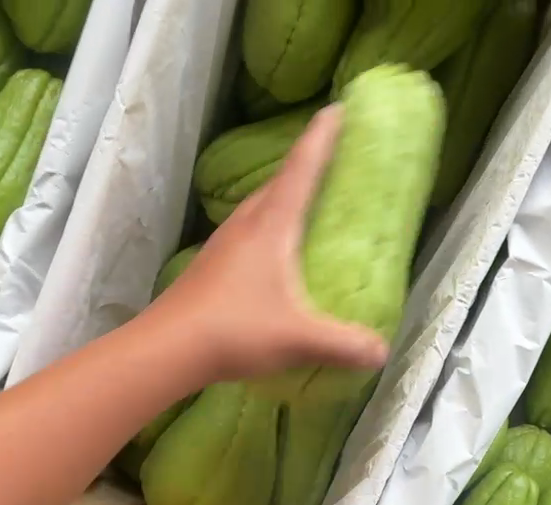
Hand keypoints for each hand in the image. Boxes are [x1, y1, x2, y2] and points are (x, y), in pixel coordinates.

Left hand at [143, 105, 389, 384]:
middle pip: (277, 184)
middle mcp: (244, 225)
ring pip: (258, 210)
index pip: (301, 169)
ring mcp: (222, 246)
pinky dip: (267, 234)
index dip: (322, 138)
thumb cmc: (236, 329)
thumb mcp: (300, 339)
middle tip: (329, 163)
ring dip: (282, 202)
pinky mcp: (210, 269)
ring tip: (304, 208)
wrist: (169, 348)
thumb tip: (381, 351)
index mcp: (271, 226)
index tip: (337, 108)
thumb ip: (344, 344)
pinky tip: (273, 259)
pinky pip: (246, 237)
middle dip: (304, 168)